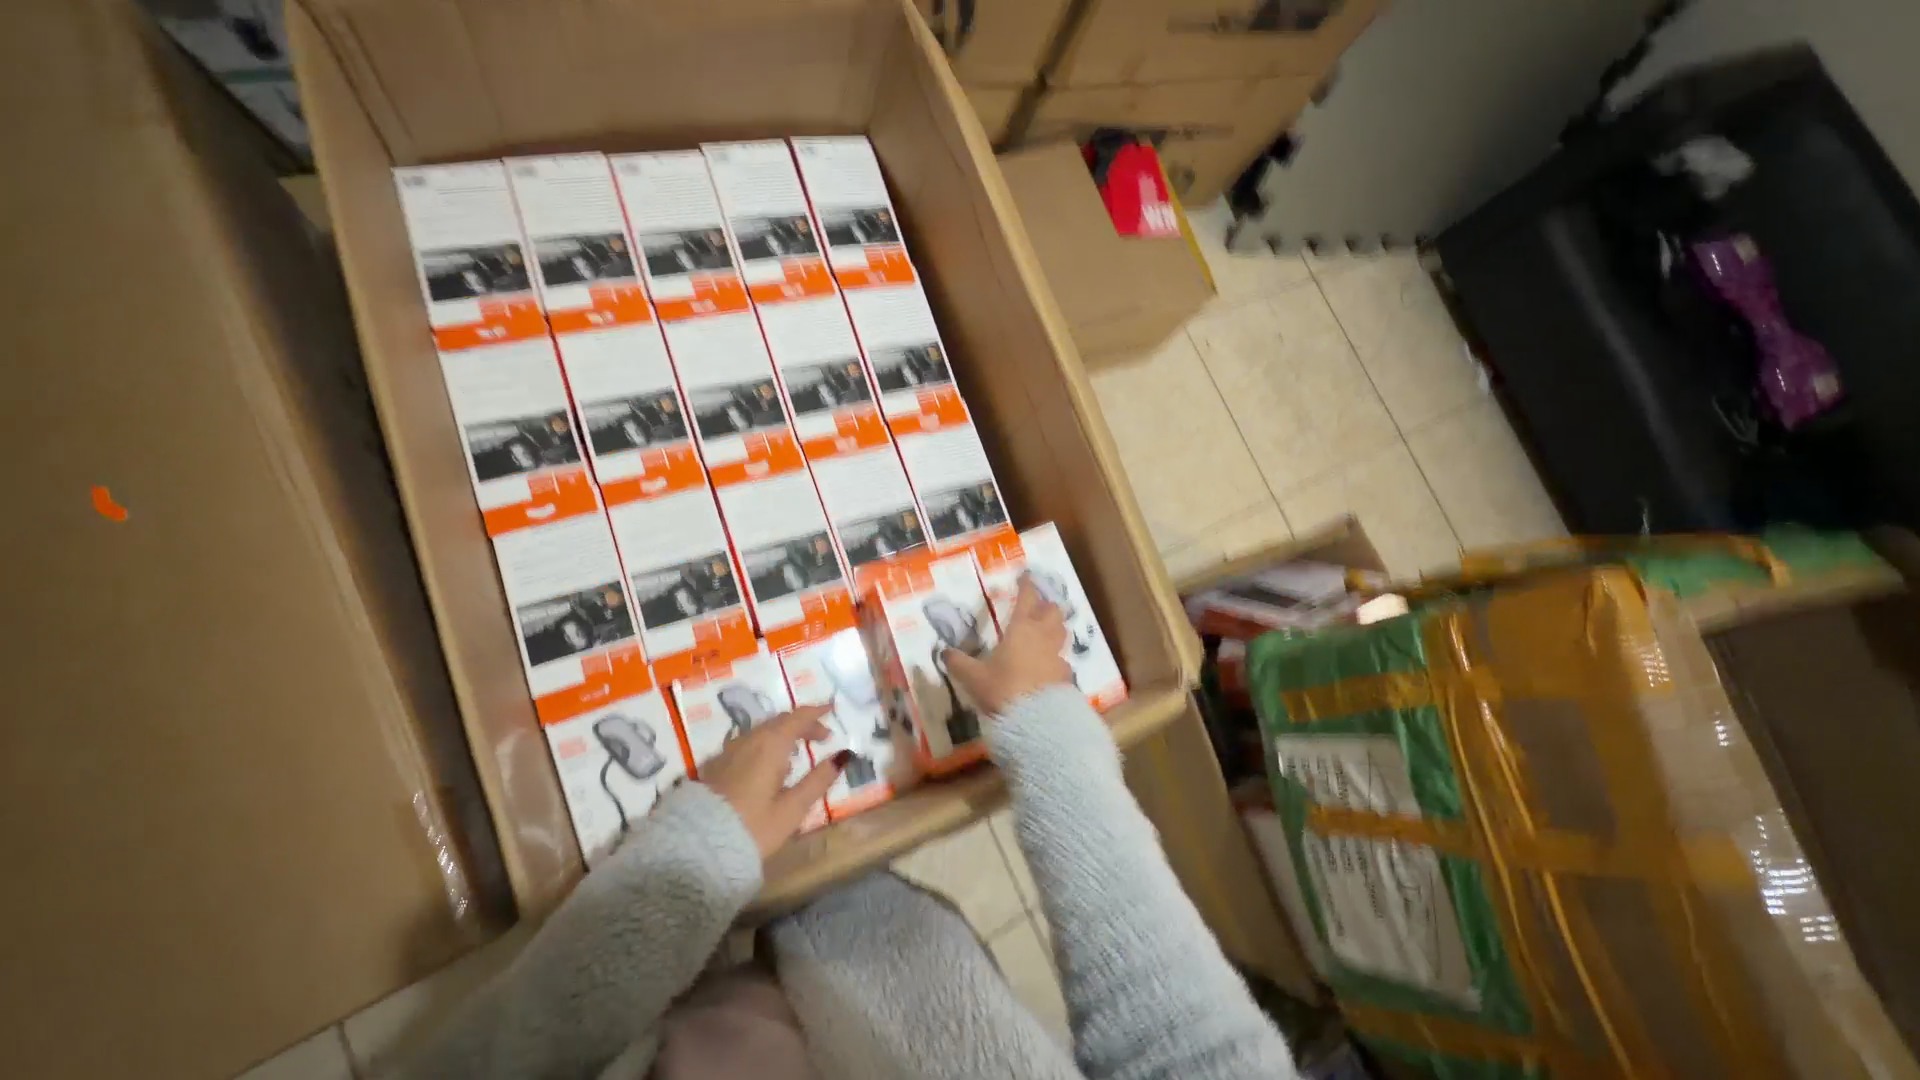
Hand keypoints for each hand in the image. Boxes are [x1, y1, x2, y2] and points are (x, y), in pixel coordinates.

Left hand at [698, 703, 847, 858]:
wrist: (696, 846)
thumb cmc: (753, 828)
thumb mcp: (792, 809)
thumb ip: (818, 780)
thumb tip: (842, 756)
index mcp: (770, 745)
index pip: (797, 717)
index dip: (817, 712)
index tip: (832, 711)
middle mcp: (748, 740)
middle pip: (779, 721)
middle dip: (802, 724)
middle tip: (821, 737)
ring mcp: (729, 752)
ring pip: (761, 732)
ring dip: (782, 735)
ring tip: (796, 755)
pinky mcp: (716, 766)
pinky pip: (746, 744)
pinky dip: (764, 746)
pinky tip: (768, 768)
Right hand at [943, 576, 1072, 717]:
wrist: (1037, 720)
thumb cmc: (1003, 689)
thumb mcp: (973, 678)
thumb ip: (958, 663)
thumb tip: (943, 652)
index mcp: (1021, 629)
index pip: (1027, 599)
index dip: (1027, 586)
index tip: (1026, 576)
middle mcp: (1042, 637)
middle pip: (1053, 611)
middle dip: (1047, 605)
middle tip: (1039, 607)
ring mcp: (1057, 656)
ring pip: (1062, 632)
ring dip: (1056, 627)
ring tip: (1046, 630)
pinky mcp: (1066, 676)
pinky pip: (1062, 660)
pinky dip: (1056, 658)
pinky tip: (1048, 667)